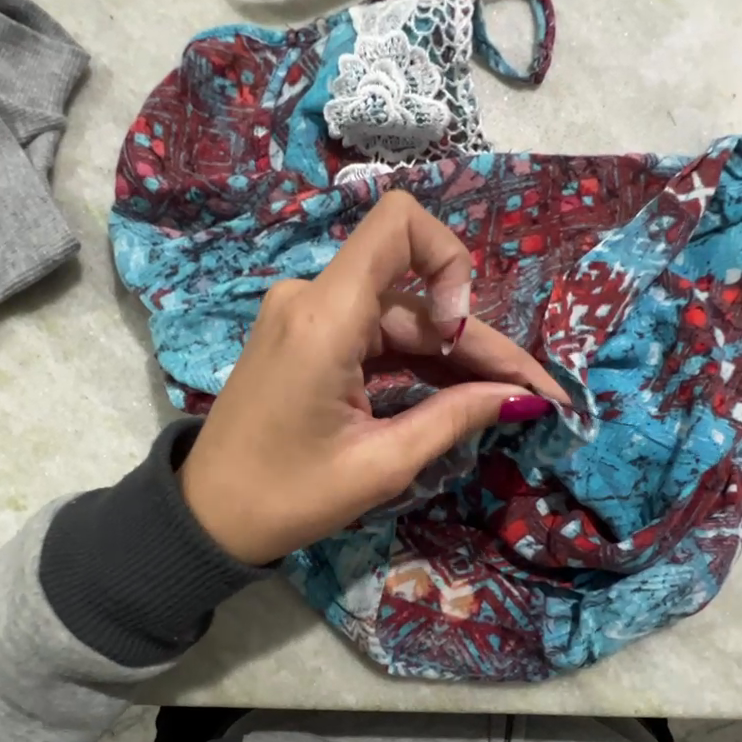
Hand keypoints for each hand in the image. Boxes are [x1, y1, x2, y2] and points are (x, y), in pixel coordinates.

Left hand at [178, 191, 570, 564]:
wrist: (207, 517)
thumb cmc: (285, 498)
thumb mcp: (379, 465)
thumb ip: (454, 418)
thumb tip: (522, 397)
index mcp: (323, 318)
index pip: (398, 224)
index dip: (450, 259)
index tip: (463, 329)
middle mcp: (311, 299)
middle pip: (415, 295)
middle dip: (477, 342)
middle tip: (534, 394)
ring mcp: (304, 317)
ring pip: (400, 319)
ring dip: (453, 358)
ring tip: (511, 401)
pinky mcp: (304, 339)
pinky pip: (374, 337)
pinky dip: (417, 364)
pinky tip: (460, 396)